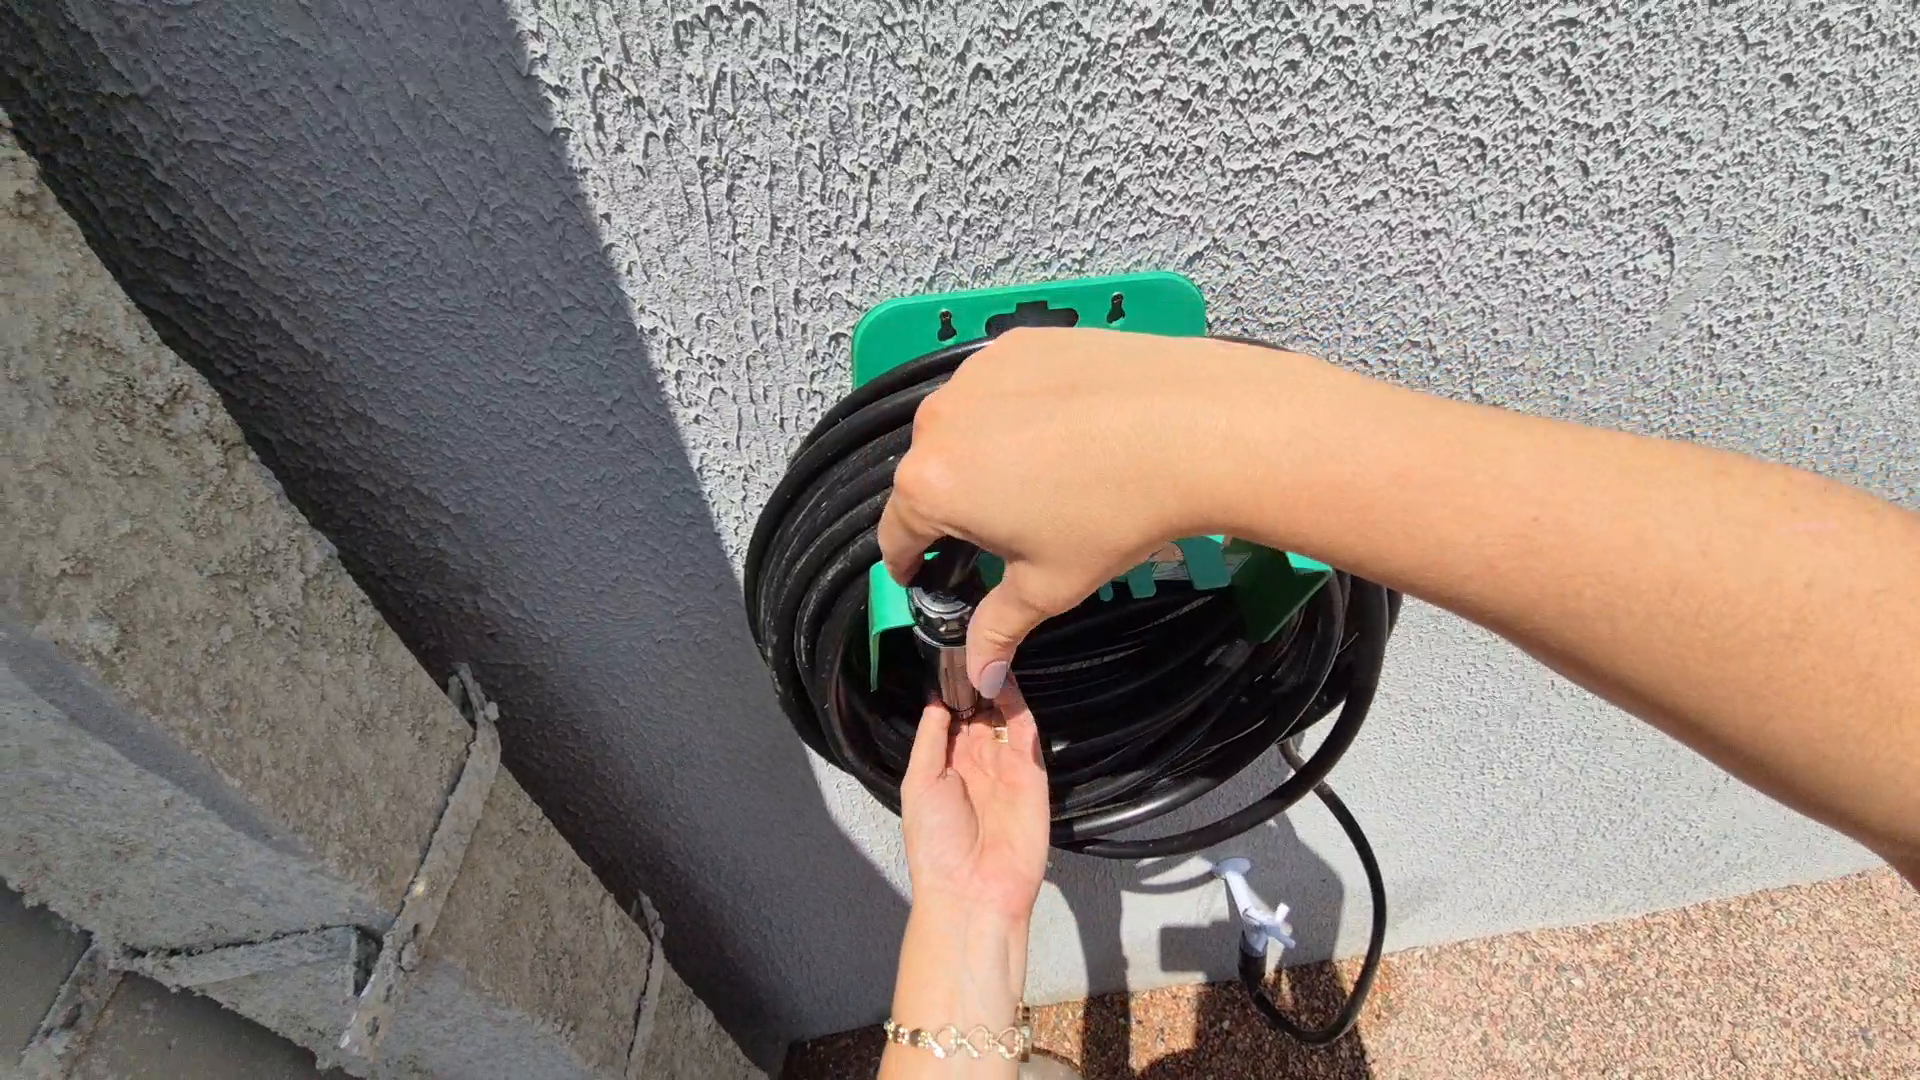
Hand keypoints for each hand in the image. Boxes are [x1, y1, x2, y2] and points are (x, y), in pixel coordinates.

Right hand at [879, 326, 1325, 692]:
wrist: (1192, 427)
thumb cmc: (1110, 516)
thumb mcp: (1047, 585)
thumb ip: (997, 630)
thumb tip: (977, 677)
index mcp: (930, 486)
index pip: (895, 534)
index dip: (912, 562)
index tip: (928, 572)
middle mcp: (936, 421)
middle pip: (928, 476)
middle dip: (955, 505)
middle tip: (1009, 523)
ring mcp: (976, 373)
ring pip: (961, 428)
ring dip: (981, 452)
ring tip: (1044, 470)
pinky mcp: (1016, 342)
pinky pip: (997, 387)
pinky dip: (1015, 409)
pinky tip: (1063, 425)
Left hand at [900, 680, 1049, 920]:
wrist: (974, 891)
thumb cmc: (937, 843)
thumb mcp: (919, 783)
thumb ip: (930, 740)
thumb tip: (935, 701)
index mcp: (946, 764)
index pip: (951, 717)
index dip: (951, 690)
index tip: (948, 658)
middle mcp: (976, 760)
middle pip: (979, 710)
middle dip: (975, 682)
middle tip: (971, 648)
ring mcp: (1005, 764)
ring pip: (1003, 715)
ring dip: (996, 688)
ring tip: (988, 656)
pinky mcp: (1031, 771)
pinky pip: (1026, 731)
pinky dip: (1018, 704)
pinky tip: (1007, 681)